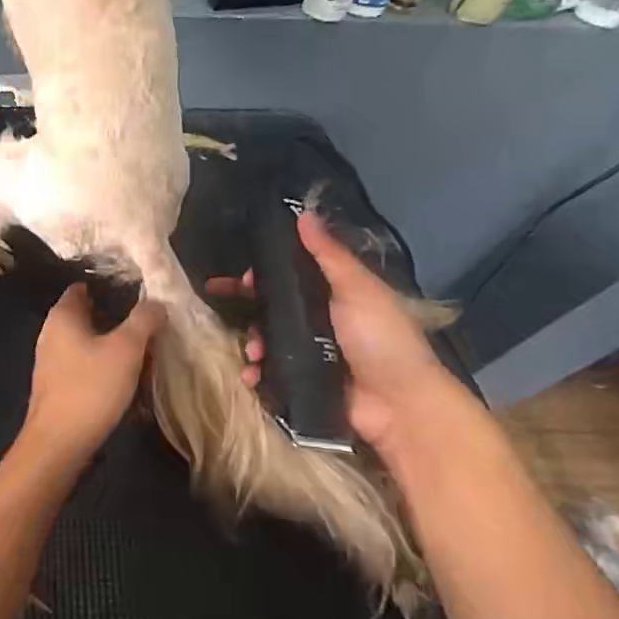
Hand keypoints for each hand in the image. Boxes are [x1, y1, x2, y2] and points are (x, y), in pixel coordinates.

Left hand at [21, 283, 161, 466]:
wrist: (59, 444)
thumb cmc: (91, 387)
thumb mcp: (126, 349)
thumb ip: (143, 320)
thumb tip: (156, 302)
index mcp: (62, 317)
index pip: (82, 288)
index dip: (108, 286)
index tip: (136, 291)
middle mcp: (51, 334)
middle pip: (87, 316)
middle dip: (115, 318)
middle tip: (146, 323)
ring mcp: (51, 363)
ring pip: (87, 343)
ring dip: (111, 345)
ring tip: (142, 351)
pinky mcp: (57, 387)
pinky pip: (84, 366)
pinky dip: (103, 367)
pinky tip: (124, 379)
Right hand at [207, 215, 462, 460]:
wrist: (399, 405)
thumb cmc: (381, 338)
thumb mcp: (358, 289)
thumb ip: (329, 255)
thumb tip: (304, 214)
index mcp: (333, 295)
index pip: (291, 277)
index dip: (264, 274)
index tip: (242, 276)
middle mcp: (319, 321)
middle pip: (273, 308)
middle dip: (247, 307)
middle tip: (219, 302)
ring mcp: (310, 355)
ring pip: (268, 341)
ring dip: (253, 343)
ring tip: (253, 351)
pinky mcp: (304, 384)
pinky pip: (271, 375)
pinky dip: (257, 374)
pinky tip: (251, 375)